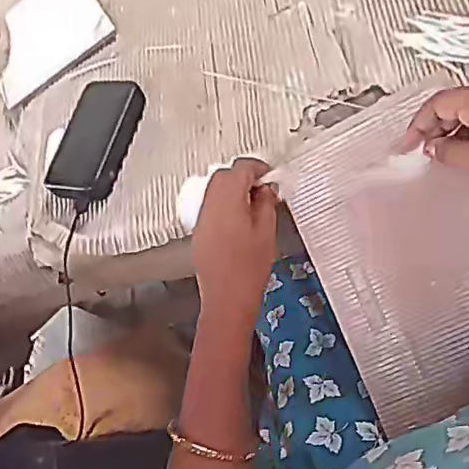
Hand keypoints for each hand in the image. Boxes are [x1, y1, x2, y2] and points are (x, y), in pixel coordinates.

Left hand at [192, 158, 281, 321]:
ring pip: (214, 191)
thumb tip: (266, 189)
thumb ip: (266, 203)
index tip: (270, 178)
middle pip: (223, 176)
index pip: (240, 168)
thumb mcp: (267, 232)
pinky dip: (224, 206)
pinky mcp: (199, 234)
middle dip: (242, 177)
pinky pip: (210, 209)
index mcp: (227, 201)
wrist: (227, 300)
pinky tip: (239, 222)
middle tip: (263, 190)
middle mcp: (209, 206)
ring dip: (232, 191)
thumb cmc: (249, 269)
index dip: (257, 168)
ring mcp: (201, 220)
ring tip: (253, 207)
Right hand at [404, 85, 468, 214]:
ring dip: (453, 132)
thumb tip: (432, 147)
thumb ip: (446, 152)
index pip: (440, 102)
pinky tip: (467, 156)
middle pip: (456, 103)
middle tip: (422, 153)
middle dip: (435, 127)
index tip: (407, 146)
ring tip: (443, 158)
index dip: (419, 124)